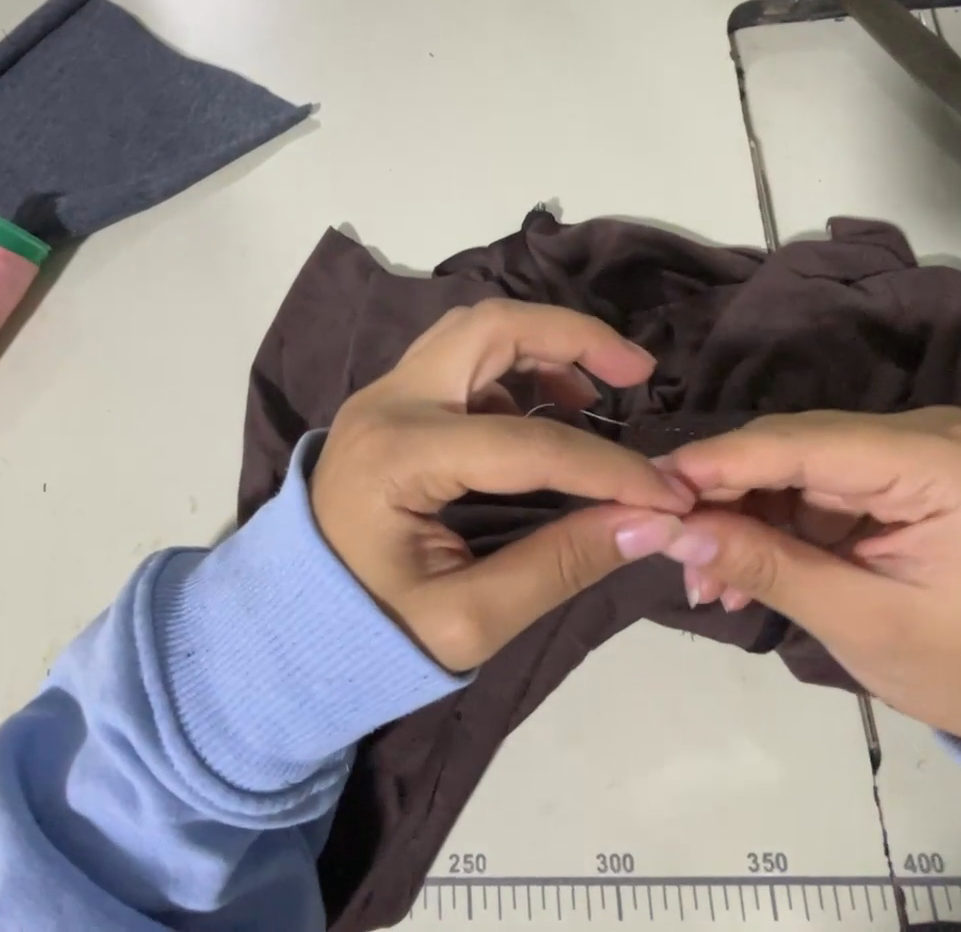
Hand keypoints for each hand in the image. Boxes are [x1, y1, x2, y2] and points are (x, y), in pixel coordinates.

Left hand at [311, 300, 694, 672]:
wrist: (291, 628)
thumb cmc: (371, 632)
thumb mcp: (467, 620)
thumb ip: (558, 565)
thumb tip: (652, 523)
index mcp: (395, 458)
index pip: (524, 445)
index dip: (608, 469)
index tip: (669, 494)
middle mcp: (384, 405)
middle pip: (488, 328)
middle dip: (572, 338)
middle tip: (638, 372)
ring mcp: (382, 398)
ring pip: (472, 332)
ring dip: (541, 345)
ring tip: (599, 391)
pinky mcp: (390, 408)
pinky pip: (459, 361)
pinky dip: (512, 368)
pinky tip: (545, 412)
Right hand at [658, 409, 960, 755]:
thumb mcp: (863, 624)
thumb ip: (766, 567)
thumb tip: (670, 531)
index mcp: (944, 463)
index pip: (805, 444)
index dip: (719, 462)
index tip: (646, 487)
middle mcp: (924, 435)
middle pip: (788, 447)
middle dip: (721, 496)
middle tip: (663, 544)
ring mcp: (904, 451)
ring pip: (784, 467)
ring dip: (736, 517)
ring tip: (699, 577)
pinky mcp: (884, 475)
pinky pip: (801, 488)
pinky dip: (763, 527)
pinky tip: (732, 570)